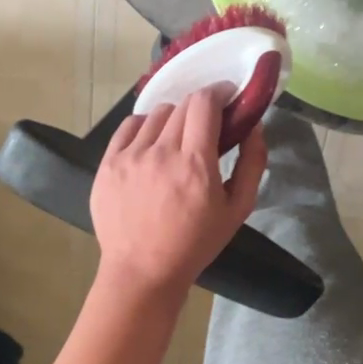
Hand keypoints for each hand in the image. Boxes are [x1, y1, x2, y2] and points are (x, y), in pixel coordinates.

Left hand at [90, 88, 266, 299]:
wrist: (142, 271)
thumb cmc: (195, 243)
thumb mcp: (237, 209)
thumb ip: (252, 163)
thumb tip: (254, 125)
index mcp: (195, 163)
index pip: (204, 102)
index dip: (219, 92)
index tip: (228, 97)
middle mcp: (160, 152)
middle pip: (183, 105)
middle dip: (200, 108)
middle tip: (207, 126)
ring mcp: (130, 156)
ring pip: (157, 114)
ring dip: (174, 119)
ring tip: (177, 141)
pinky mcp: (108, 163)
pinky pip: (129, 126)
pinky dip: (145, 128)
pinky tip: (152, 145)